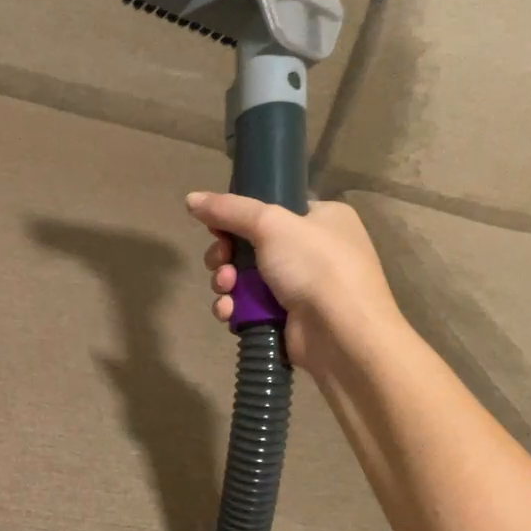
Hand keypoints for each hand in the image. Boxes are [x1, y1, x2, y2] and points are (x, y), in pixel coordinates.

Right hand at [188, 192, 405, 374]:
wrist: (340, 332)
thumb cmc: (315, 267)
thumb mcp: (271, 225)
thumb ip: (230, 210)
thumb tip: (190, 198)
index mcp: (322, 218)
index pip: (271, 210)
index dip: (238, 219)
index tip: (217, 229)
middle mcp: (312, 249)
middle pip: (249, 245)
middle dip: (225, 256)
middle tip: (220, 263)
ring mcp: (299, 285)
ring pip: (244, 278)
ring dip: (225, 284)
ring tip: (226, 290)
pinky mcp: (284, 315)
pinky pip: (248, 305)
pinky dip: (234, 308)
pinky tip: (229, 313)